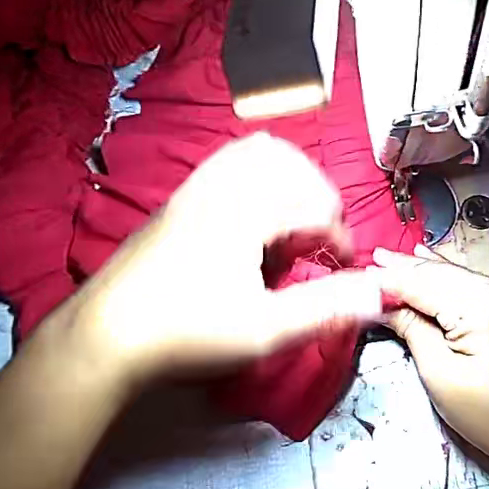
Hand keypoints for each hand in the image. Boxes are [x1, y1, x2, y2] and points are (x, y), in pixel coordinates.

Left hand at [51, 134, 383, 393]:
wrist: (108, 334)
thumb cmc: (188, 332)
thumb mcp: (266, 329)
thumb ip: (327, 308)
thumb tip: (380, 293)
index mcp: (248, 210)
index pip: (315, 205)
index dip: (340, 237)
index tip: (342, 268)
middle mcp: (222, 186)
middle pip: (290, 163)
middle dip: (316, 197)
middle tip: (317, 238)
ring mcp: (195, 189)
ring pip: (254, 154)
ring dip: (285, 180)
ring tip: (289, 220)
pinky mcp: (177, 200)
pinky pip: (225, 163)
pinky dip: (252, 177)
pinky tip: (250, 217)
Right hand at [373, 246, 488, 477]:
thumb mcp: (440, 374)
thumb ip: (411, 328)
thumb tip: (380, 303)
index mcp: (483, 304)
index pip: (419, 283)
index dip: (384, 281)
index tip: (352, 278)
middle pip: (436, 273)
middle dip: (398, 271)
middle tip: (361, 264)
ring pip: (451, 273)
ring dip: (417, 271)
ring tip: (381, 260)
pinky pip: (467, 281)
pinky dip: (441, 277)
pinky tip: (422, 259)